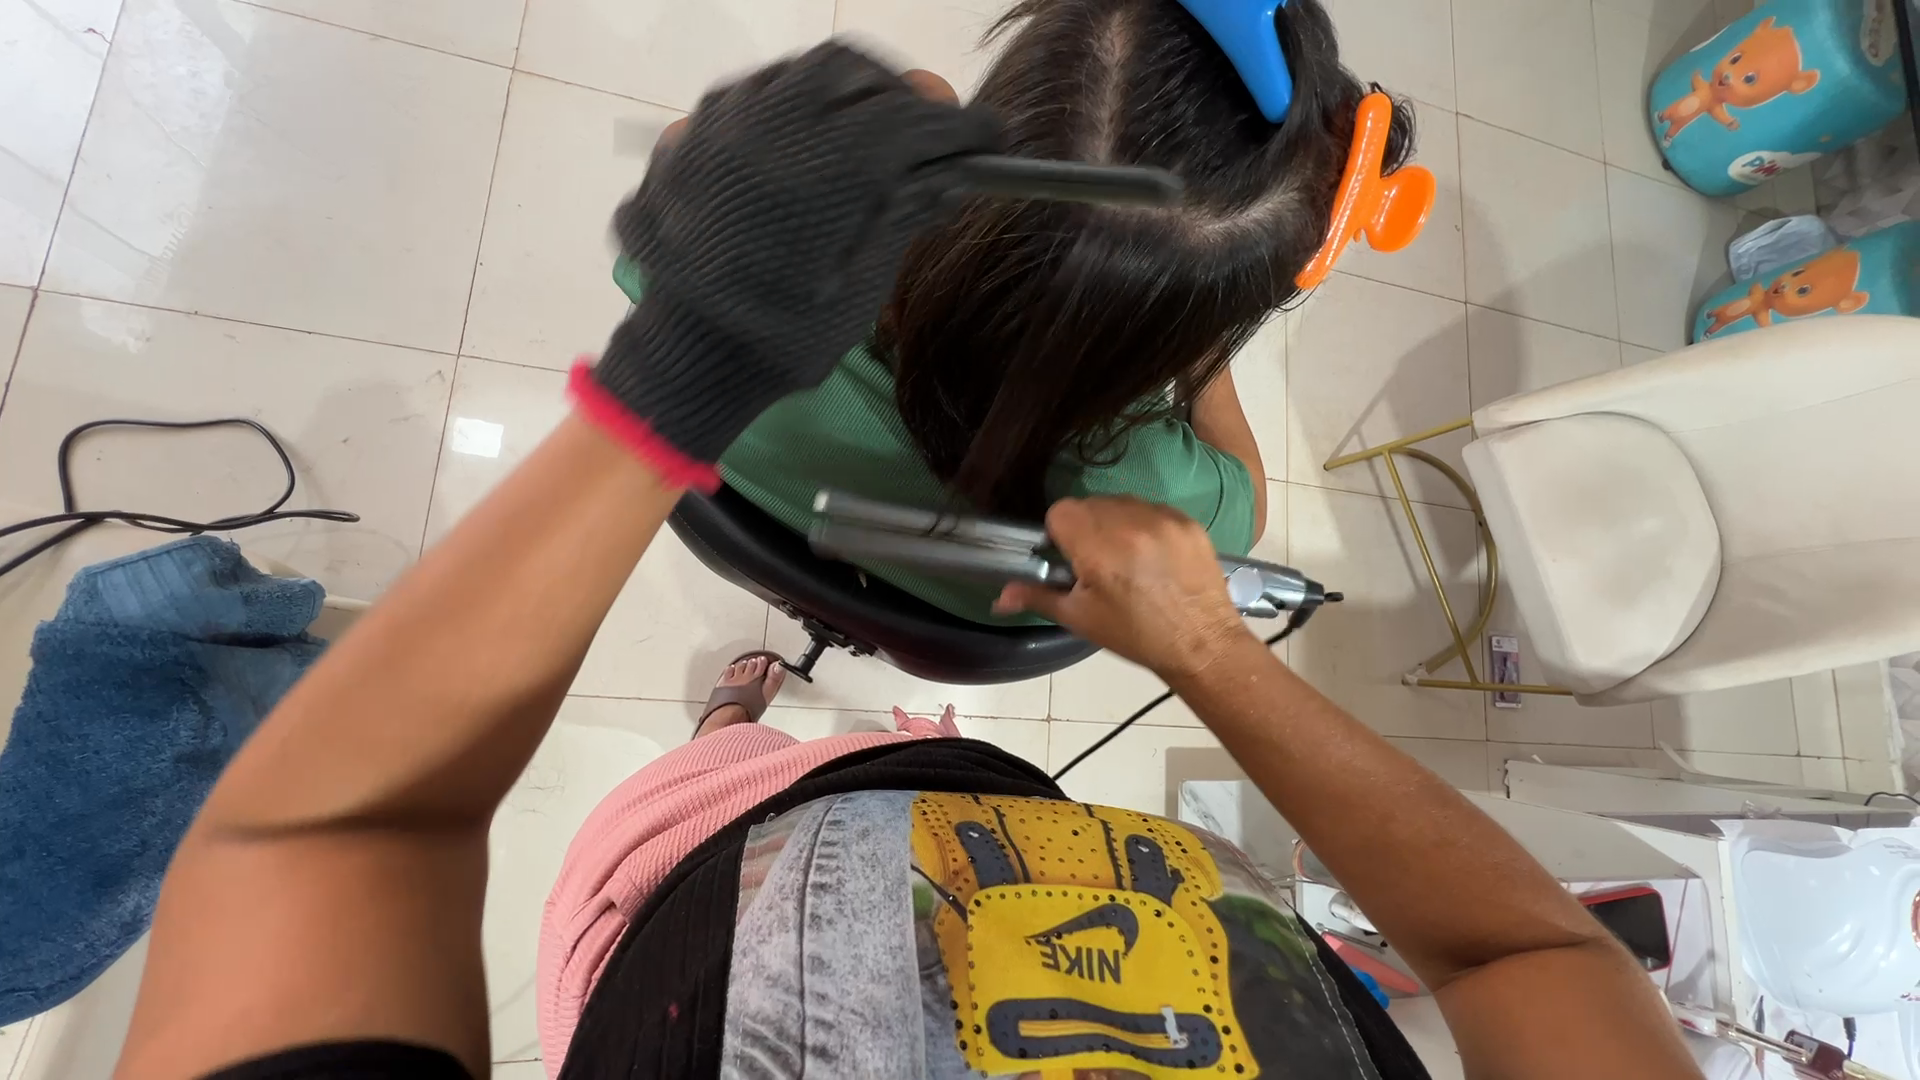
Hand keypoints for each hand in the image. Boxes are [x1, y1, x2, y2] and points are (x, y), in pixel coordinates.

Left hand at [580, 43, 1000, 477]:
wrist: (692, 354)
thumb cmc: (787, 337)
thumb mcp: (860, 286)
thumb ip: (904, 215)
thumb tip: (949, 174)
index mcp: (828, 168)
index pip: (912, 121)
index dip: (959, 128)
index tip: (991, 138)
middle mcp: (774, 122)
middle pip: (859, 75)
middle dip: (905, 98)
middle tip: (932, 131)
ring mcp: (724, 120)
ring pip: (804, 73)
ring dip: (851, 94)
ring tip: (874, 131)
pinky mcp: (693, 133)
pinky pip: (759, 92)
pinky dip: (800, 105)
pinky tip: (813, 140)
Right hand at [994, 498, 1253, 679]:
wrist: (1202, 644)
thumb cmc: (1134, 635)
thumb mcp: (1081, 619)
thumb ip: (1037, 597)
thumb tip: (999, 597)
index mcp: (1099, 550)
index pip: (1061, 511)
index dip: (1058, 532)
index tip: (1068, 556)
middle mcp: (1130, 525)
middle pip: (1089, 504)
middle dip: (1085, 527)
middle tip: (1095, 562)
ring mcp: (1162, 519)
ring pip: (1119, 503)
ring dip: (1114, 523)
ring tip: (1125, 558)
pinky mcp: (1187, 521)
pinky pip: (1150, 509)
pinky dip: (1144, 525)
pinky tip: (1151, 555)